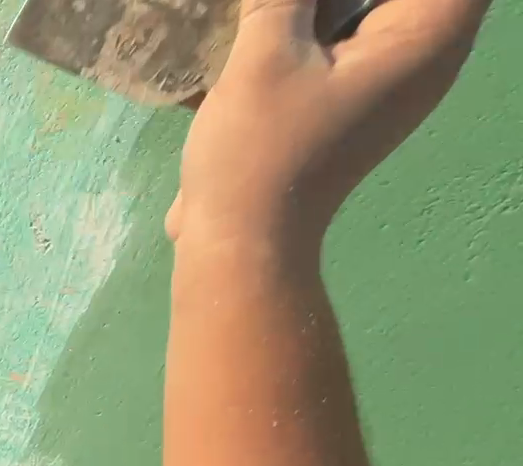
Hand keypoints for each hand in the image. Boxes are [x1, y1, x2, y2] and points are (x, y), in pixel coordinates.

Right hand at [168, 0, 492, 248]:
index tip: (300, 1)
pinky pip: (334, 55)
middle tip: (274, 5)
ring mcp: (382, 88)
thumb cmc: (257, 154)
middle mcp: (423, 55)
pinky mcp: (343, 114)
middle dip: (330, 0)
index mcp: (428, 33)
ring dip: (310, 14)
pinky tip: (254, 43)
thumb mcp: (260, 64)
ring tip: (262, 16)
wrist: (236, 242)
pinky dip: (303, 43)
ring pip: (362, 19)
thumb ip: (277, 2)